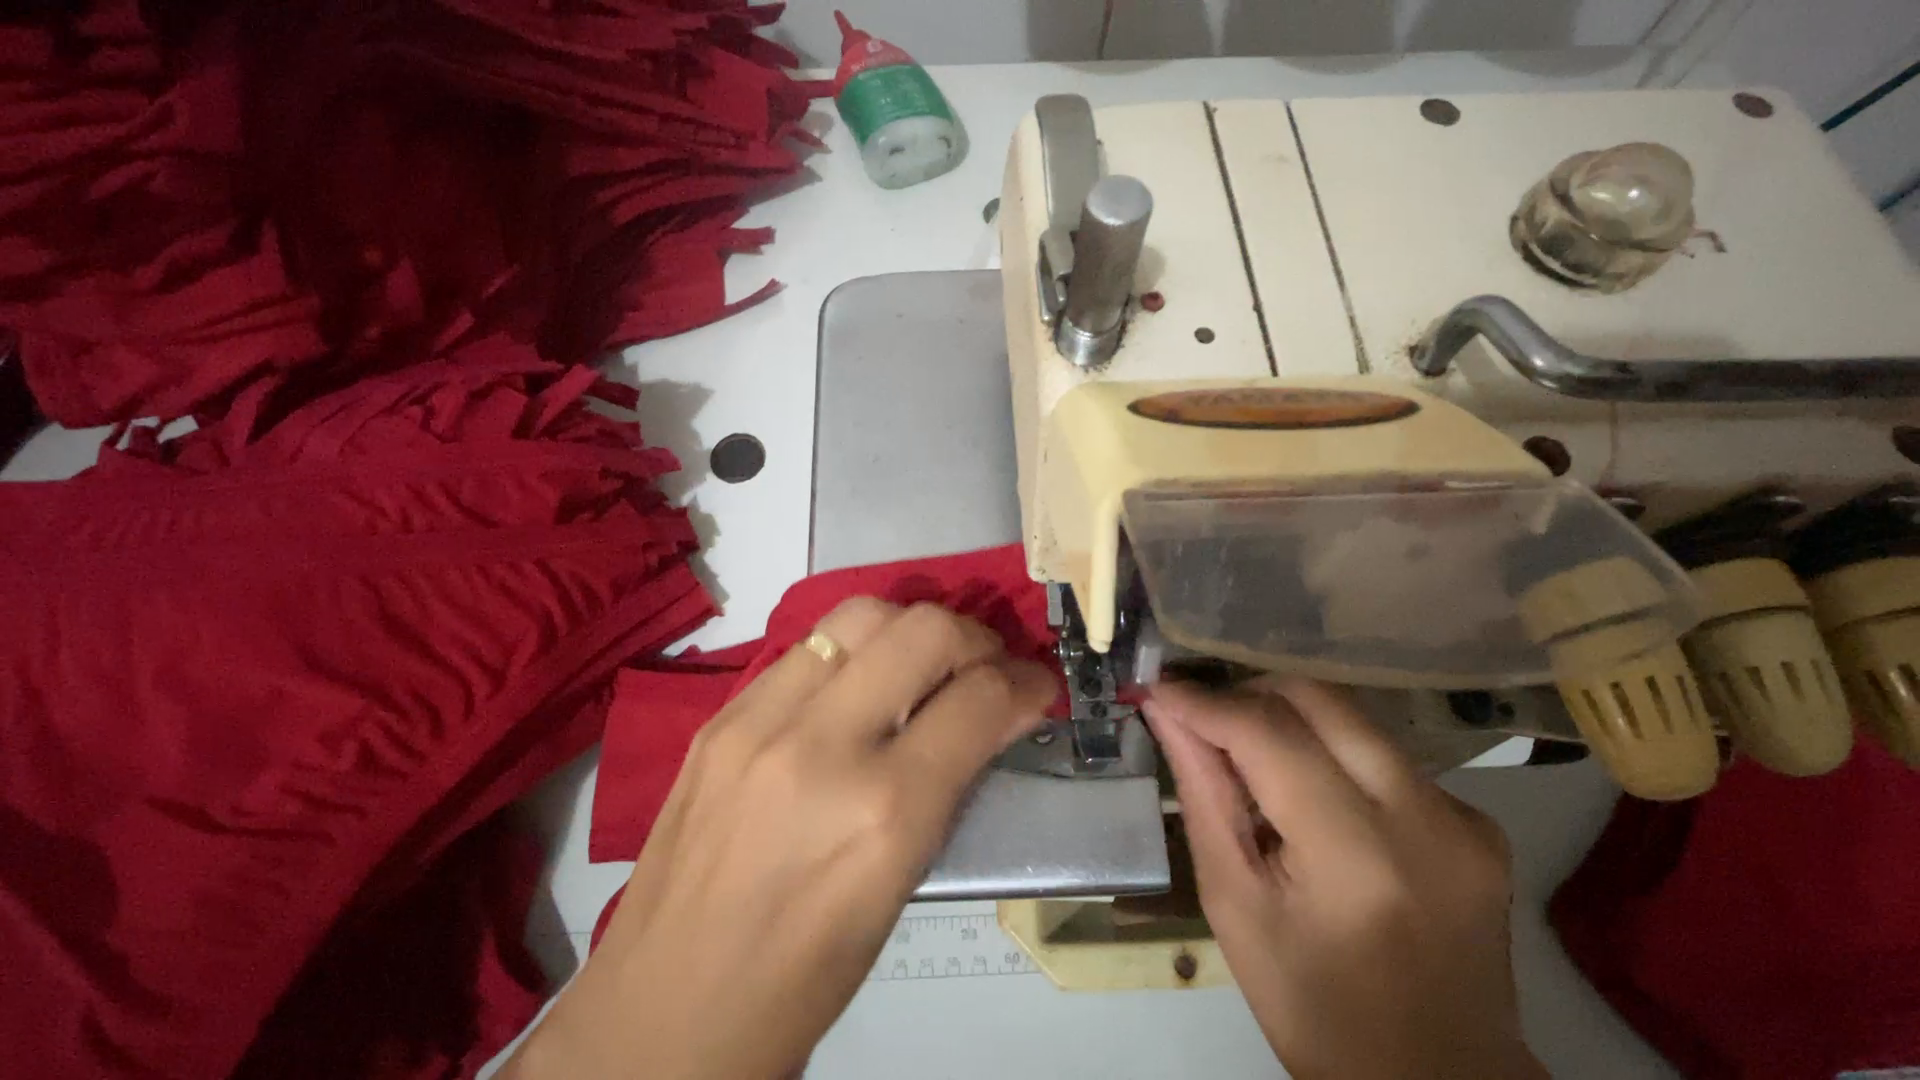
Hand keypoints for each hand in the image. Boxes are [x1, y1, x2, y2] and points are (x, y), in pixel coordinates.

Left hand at [502, 598, 1055, 1079]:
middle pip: (924, 631)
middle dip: (977, 639)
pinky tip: (858, 685)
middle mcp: (820, 748)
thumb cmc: (804, 976)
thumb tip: (992, 717)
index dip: (1026, 684)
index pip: (978, 702)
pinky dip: (851, 652)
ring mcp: (757, 722)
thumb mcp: (898, 890)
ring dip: (912, 629)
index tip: (1038, 688)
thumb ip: (947, 790)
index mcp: (881, 815)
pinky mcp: (717, 717)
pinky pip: (804, 648)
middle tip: (987, 669)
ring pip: (859, 615)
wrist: (665, 1009)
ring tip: (926, 663)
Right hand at [1145, 678, 1544, 1079]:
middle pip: (1321, 703)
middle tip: (1202, 719)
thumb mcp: (1235, 908)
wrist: (1438, 1078)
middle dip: (1250, 695)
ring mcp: (1464, 816)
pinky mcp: (1480, 822)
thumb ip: (1204, 799)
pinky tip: (1316, 807)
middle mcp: (1426, 819)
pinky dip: (1336, 760)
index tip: (1159, 688)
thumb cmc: (1314, 1009)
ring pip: (1356, 721)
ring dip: (1291, 725)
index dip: (1207, 702)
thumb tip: (1168, 714)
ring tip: (1252, 767)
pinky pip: (1388, 758)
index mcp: (1357, 858)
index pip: (1270, 736)